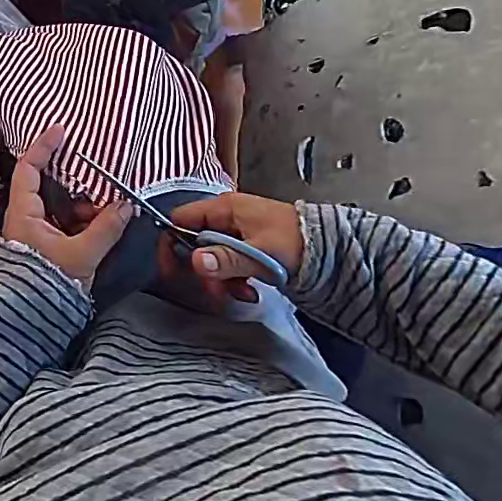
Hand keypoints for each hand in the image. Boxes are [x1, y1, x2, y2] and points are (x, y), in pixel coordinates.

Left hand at [1, 126, 133, 290]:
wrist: (27, 322)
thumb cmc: (46, 284)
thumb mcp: (81, 254)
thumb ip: (105, 228)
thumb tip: (125, 206)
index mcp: (24, 213)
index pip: (29, 168)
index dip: (43, 146)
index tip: (61, 130)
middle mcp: (25, 218)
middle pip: (49, 187)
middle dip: (76, 185)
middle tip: (98, 184)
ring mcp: (34, 233)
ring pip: (60, 207)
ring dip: (83, 207)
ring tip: (104, 214)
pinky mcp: (44, 248)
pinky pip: (65, 224)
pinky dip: (82, 222)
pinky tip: (100, 228)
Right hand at [163, 192, 303, 302]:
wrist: (329, 248)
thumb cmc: (297, 242)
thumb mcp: (259, 253)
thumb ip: (226, 259)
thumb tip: (197, 261)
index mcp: (225, 208)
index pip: (180, 219)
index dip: (172, 243)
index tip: (174, 271)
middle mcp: (227, 216)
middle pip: (195, 243)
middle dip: (205, 271)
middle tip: (219, 290)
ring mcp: (236, 232)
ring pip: (211, 258)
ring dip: (221, 280)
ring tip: (242, 293)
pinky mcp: (246, 247)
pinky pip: (227, 264)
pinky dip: (234, 281)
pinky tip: (250, 291)